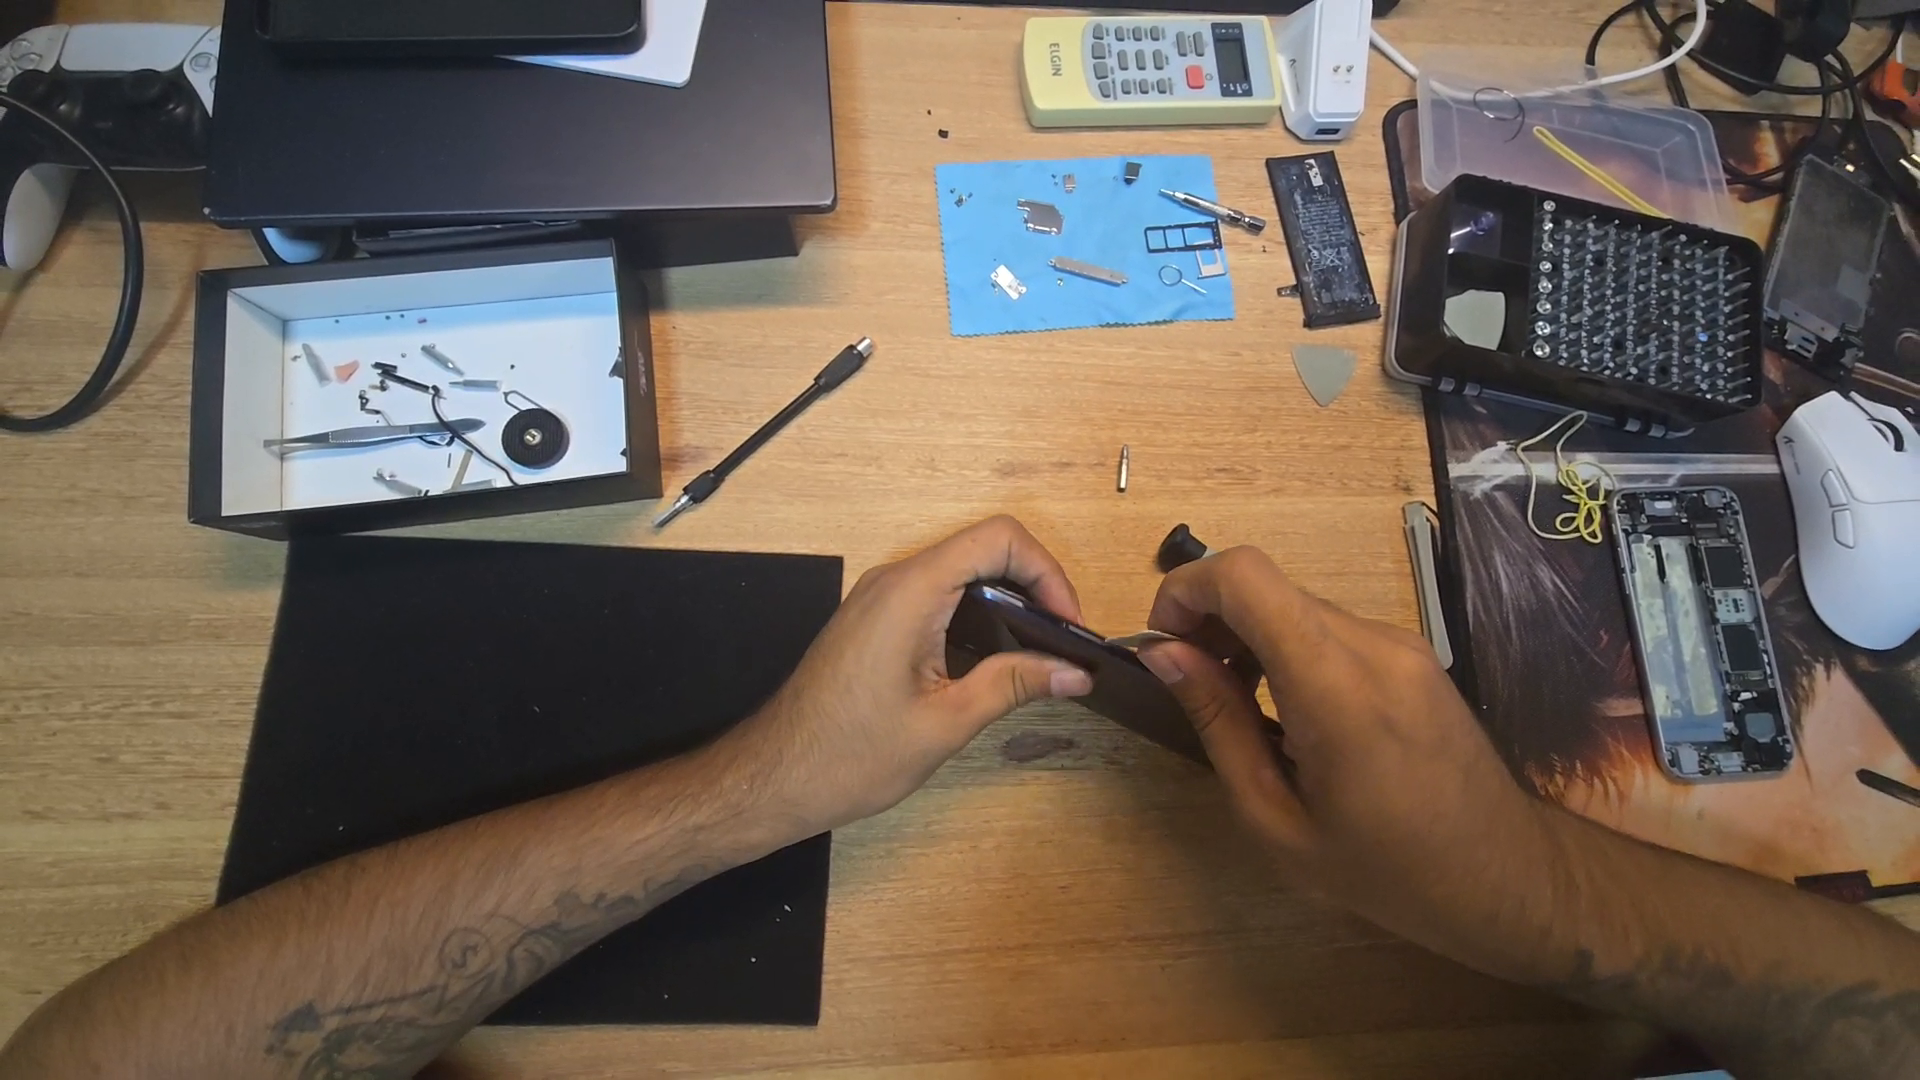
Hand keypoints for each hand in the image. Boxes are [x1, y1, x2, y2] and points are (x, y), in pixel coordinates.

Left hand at [722, 516, 1093, 834]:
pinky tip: (993, 658)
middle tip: (1061, 641)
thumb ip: (1013, 685)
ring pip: (962, 570)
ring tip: (1037, 652)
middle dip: (1034, 585)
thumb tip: (1074, 672)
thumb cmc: (851, 755)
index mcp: (912, 591)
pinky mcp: (876, 616)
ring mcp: (882, 595)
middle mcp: (895, 579)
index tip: (1067, 622)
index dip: (1046, 570)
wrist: (774, 775)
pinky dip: (977, 612)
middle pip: (983, 548)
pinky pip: (938, 592)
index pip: (999, 538)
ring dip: (1007, 599)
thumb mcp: (945, 722)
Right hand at [1136, 547, 1564, 978]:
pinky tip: (1279, 700)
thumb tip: (1163, 653)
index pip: (1246, 577)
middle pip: (1262, 584)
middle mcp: (1371, 643)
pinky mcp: (1408, 649)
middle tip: (1187, 679)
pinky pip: (1322, 622)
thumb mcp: (1274, 817)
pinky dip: (1279, 643)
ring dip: (1241, 631)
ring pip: (1289, 600)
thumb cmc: (1387, 871)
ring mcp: (1397, 641)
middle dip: (1205, 616)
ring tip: (1231, 696)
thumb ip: (1217, 721)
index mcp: (1336, 687)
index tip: (1163, 641)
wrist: (1515, 881)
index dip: (1186, 589)